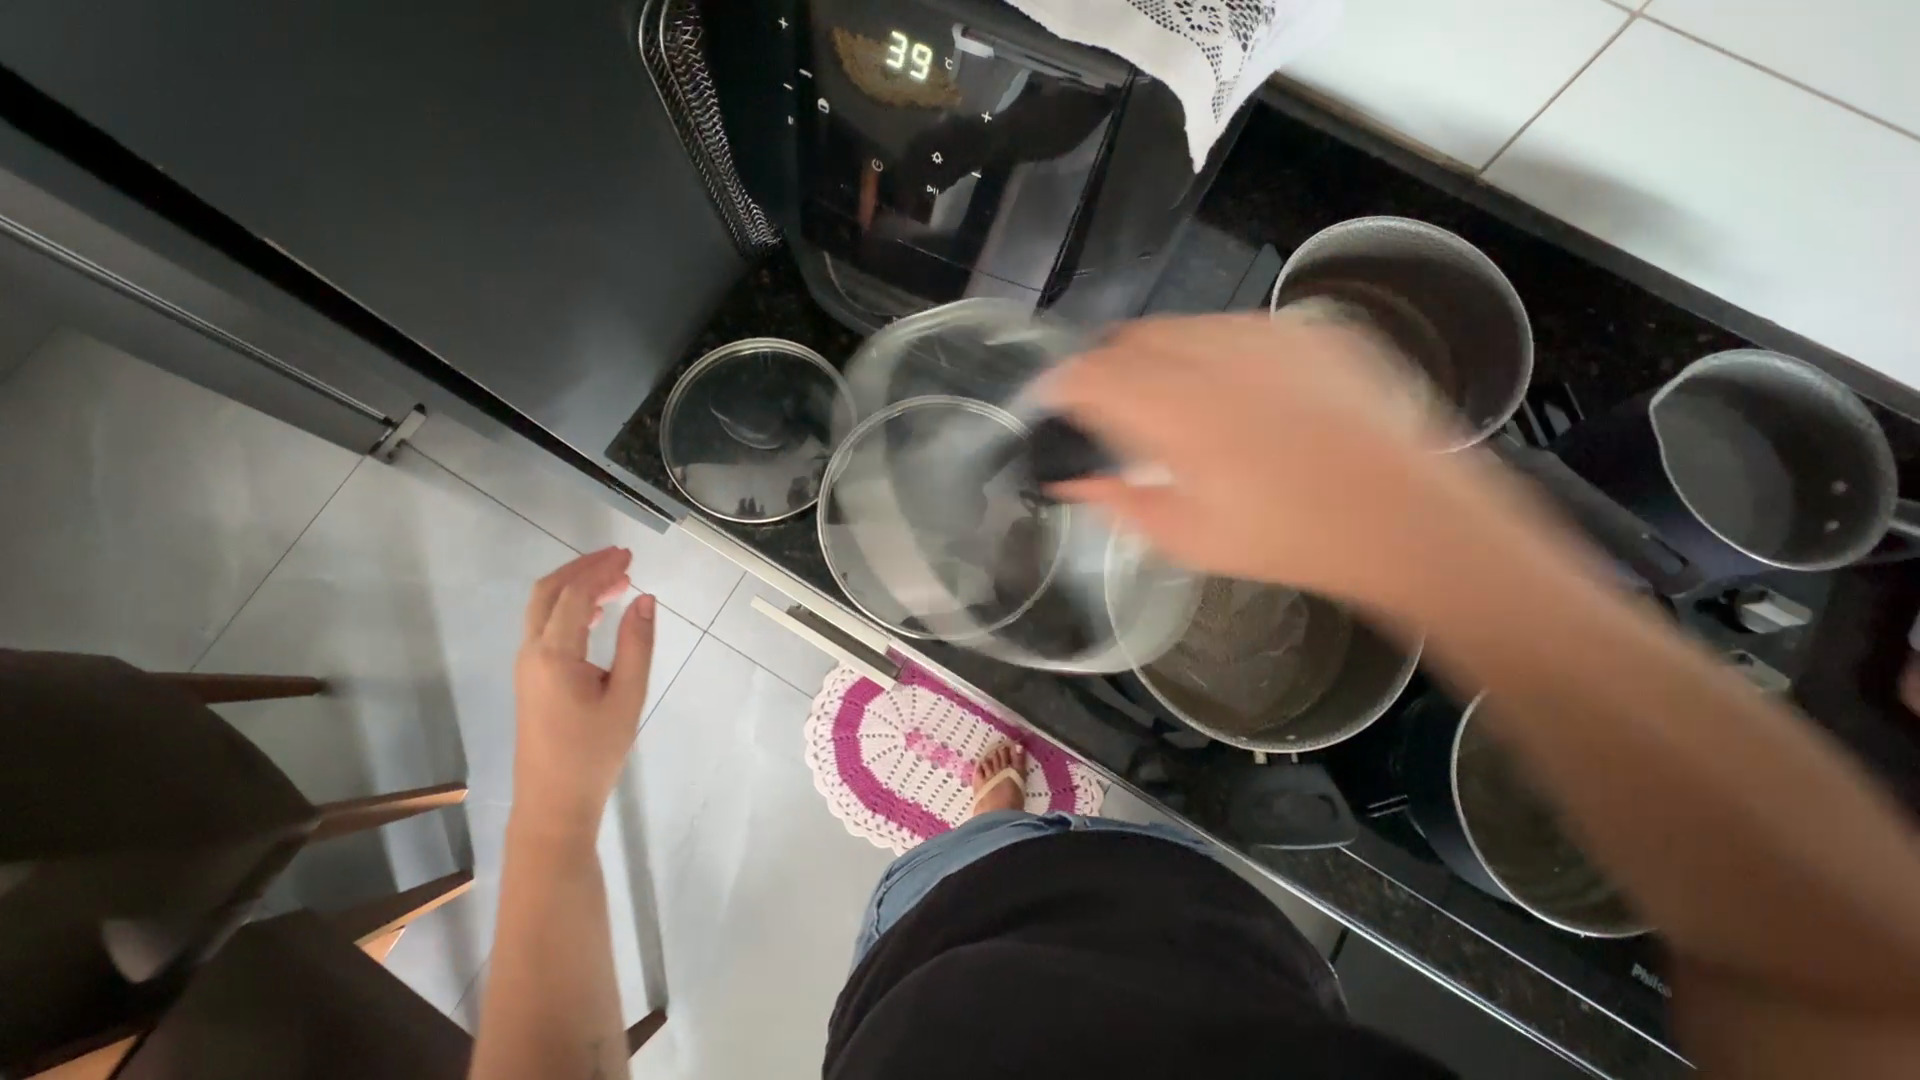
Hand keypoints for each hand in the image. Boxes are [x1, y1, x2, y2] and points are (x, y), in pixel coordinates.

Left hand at [511, 547, 655, 840]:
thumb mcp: (626, 698)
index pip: (575, 595)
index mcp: (553, 655)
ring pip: (543, 609)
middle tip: (621, 559)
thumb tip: (645, 600)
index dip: (601, 570)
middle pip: (548, 592)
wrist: (553, 803)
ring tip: (617, 582)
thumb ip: (637, 645)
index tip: (630, 556)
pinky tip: (597, 615)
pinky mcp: (531, 679)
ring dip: (576, 587)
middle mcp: (531, 653)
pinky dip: (569, 608)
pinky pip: (545, 628)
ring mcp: (526, 667)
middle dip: (583, 569)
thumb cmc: (594, 753)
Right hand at [1045, 313, 1461, 600]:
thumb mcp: (1188, 538)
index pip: (1090, 372)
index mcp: (1176, 409)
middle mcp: (1216, 356)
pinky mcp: (1311, 331)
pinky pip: (1238, 325)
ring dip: (1158, 354)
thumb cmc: (1291, 538)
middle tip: (1109, 406)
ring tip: (1171, 398)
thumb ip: (1118, 500)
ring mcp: (1268, 335)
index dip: (1060, 383)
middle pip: (1130, 337)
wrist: (1405, 518)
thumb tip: (1074, 478)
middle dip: (1106, 366)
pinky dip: (1214, 349)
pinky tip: (1232, 389)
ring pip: (1183, 324)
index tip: (1053, 400)